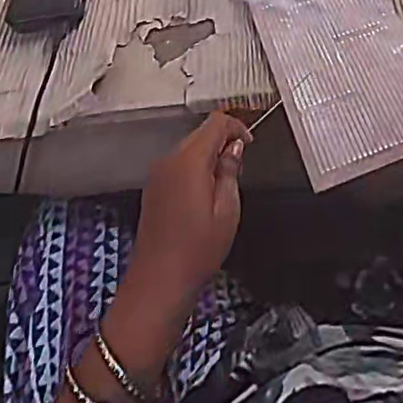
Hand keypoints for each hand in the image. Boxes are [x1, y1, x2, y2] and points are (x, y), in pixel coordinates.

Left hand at [128, 113, 253, 303]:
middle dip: (222, 142)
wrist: (159, 279)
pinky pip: (177, 165)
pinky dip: (194, 168)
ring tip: (223, 185)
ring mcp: (158, 173)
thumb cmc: (197, 250)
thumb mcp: (227, 210)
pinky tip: (204, 194)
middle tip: (239, 167)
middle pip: (200, 133)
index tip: (249, 143)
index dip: (236, 127)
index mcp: (189, 161)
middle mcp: (169, 160)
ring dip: (208, 156)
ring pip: (188, 148)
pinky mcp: (153, 187)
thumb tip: (233, 148)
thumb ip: (230, 171)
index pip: (215, 123)